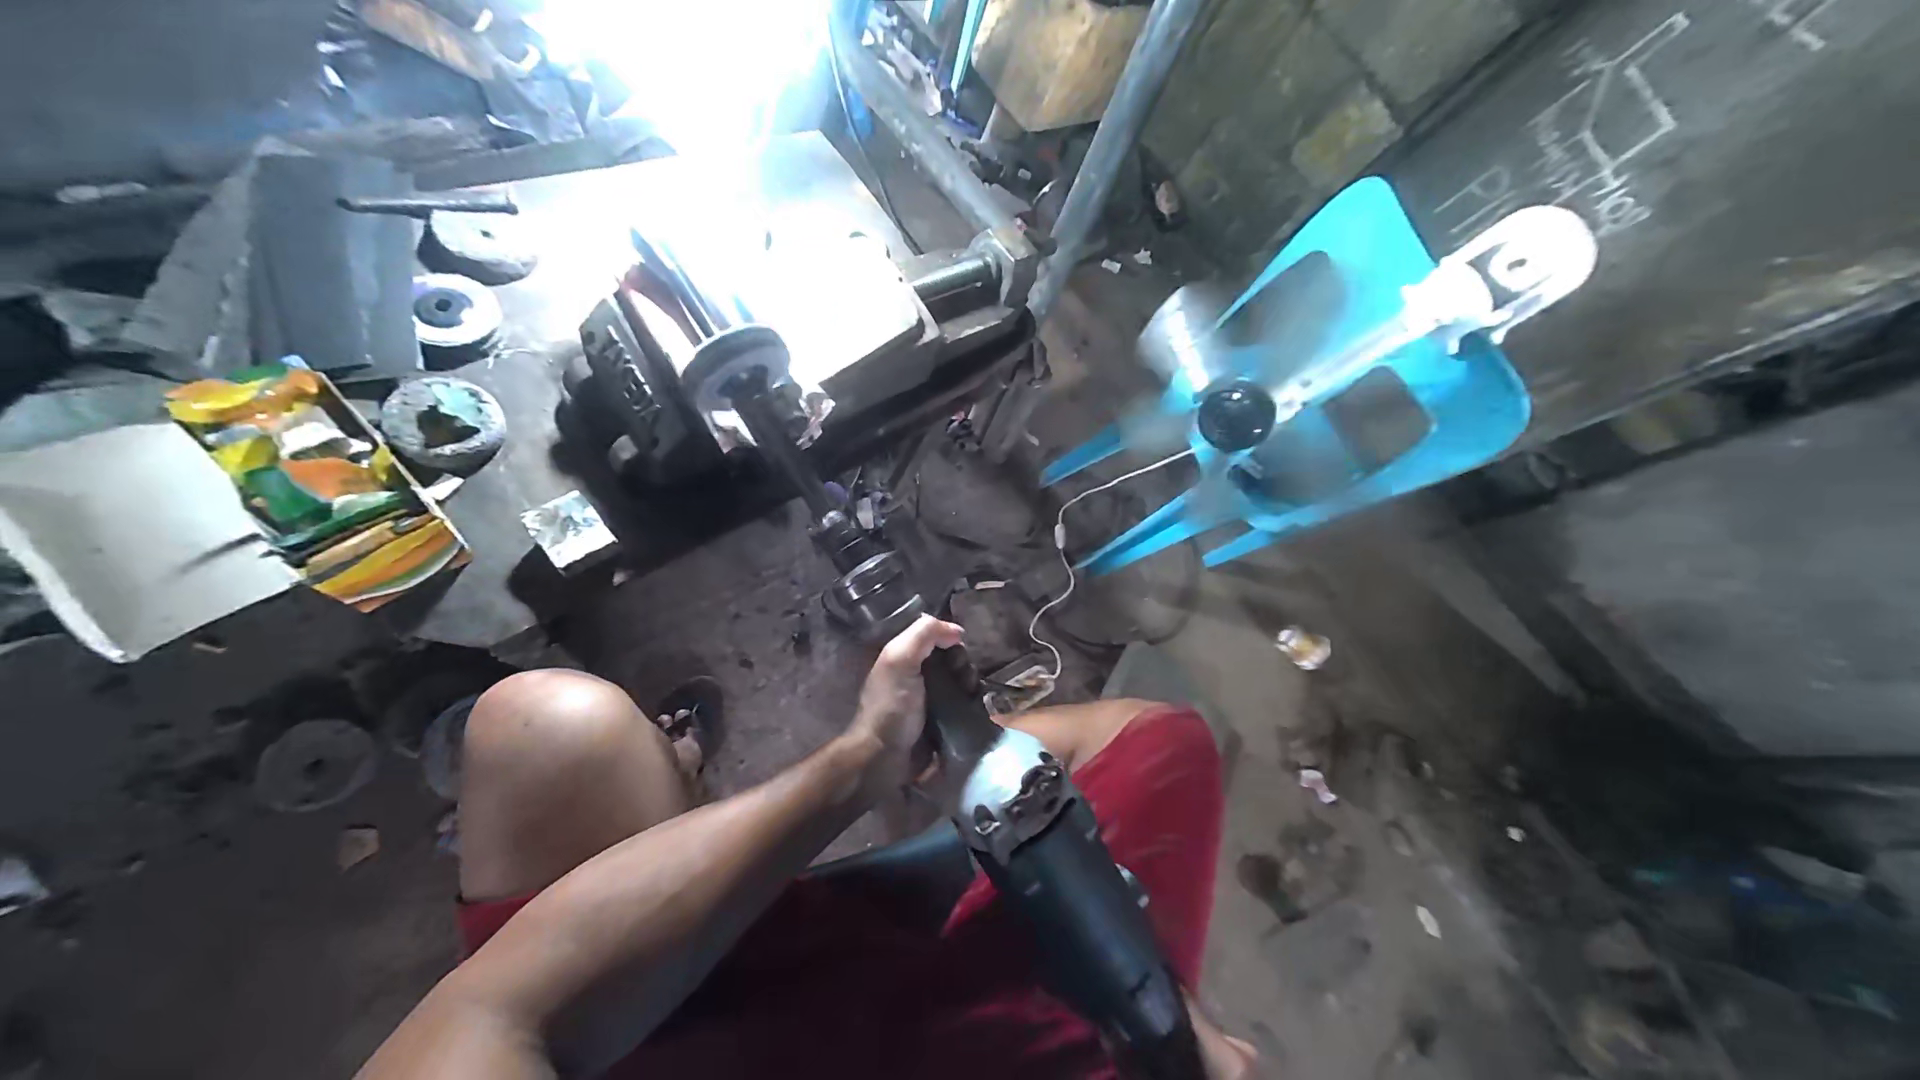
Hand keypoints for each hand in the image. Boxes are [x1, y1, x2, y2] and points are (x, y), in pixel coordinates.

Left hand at [844, 614, 964, 792]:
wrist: (885, 759)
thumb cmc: (891, 707)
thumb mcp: (899, 660)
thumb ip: (924, 634)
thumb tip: (957, 631)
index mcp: (904, 655)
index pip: (937, 636)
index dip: (951, 639)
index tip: (959, 650)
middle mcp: (918, 673)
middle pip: (952, 658)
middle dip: (964, 664)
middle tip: (965, 679)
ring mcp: (931, 698)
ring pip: (961, 680)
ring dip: (971, 684)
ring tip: (972, 695)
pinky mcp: (943, 721)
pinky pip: (964, 703)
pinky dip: (973, 702)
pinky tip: (978, 705)